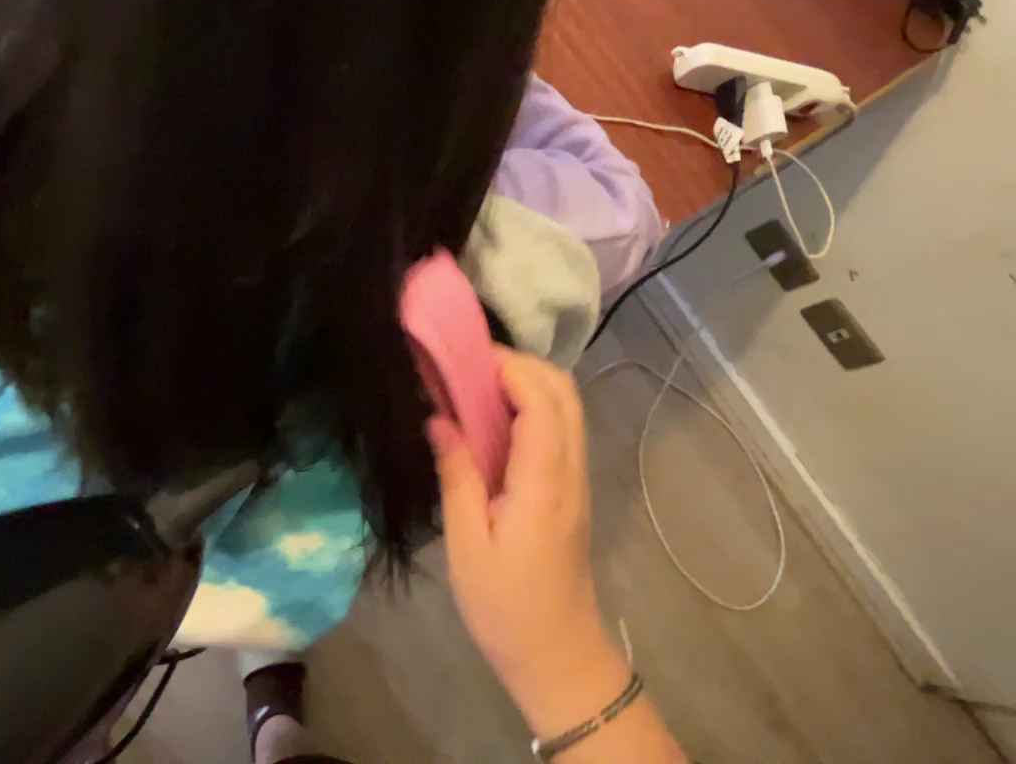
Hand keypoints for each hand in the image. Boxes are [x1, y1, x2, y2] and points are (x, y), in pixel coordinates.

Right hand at [429, 350, 629, 733]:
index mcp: (545, 482)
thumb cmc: (506, 607)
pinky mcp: (570, 488)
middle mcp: (570, 470)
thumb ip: (457, 475)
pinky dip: (530, 405)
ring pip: (566, 406)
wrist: (559, 657)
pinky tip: (491, 419)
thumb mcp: (466, 544)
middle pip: (563, 391)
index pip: (541, 400)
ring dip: (526, 382)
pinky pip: (559, 427)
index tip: (461, 358)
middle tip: (465, 368)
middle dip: (518, 364)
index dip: (507, 367)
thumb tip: (439, 418)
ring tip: (473, 388)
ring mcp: (576, 478)